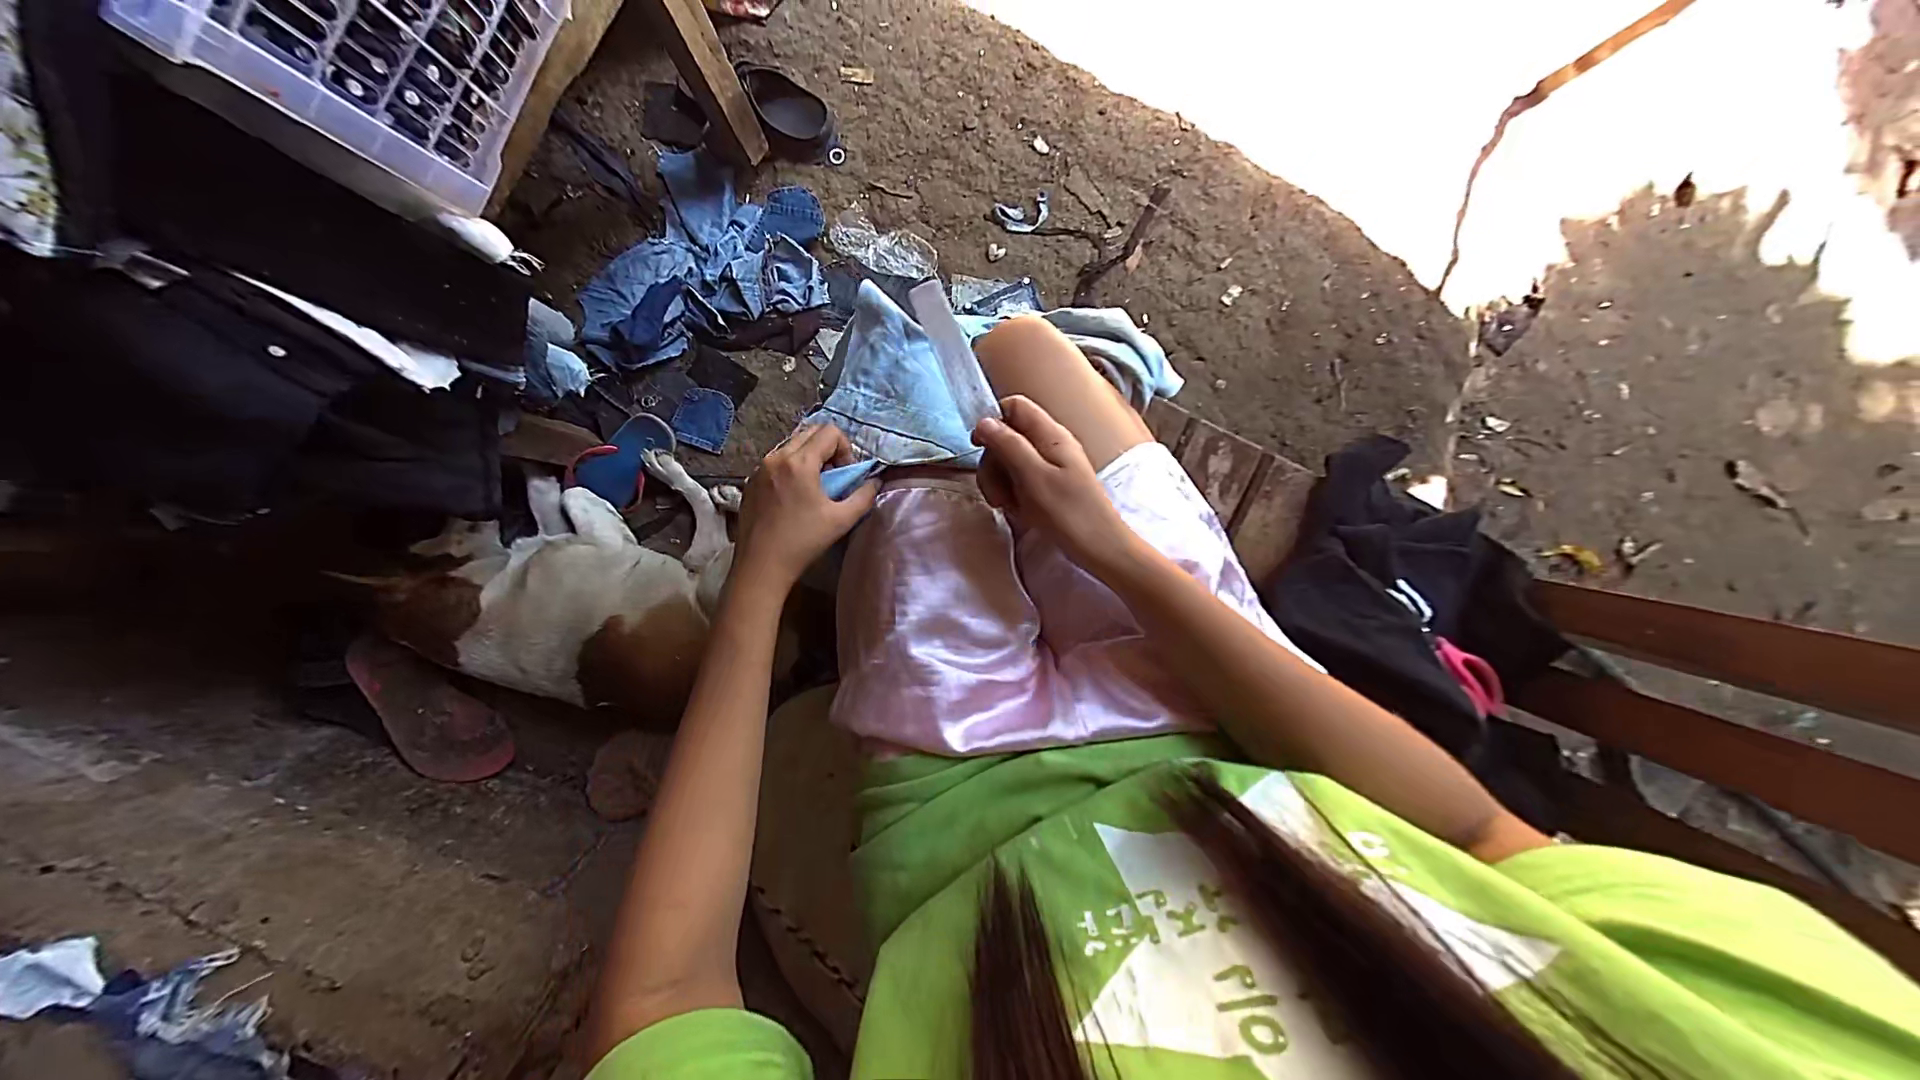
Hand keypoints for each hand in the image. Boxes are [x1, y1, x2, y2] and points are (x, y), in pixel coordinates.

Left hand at [734, 424, 876, 588]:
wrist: (761, 565)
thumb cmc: (803, 542)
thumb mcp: (841, 520)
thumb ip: (864, 497)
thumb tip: (875, 482)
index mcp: (799, 462)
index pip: (830, 432)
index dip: (845, 449)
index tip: (845, 475)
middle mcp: (776, 457)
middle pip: (810, 432)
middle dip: (828, 450)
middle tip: (833, 478)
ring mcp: (760, 468)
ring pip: (791, 445)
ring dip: (809, 457)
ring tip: (814, 487)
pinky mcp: (750, 481)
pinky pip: (776, 461)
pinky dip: (791, 468)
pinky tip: (793, 497)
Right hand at [972, 395, 1139, 575]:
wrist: (1101, 548)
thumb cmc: (1068, 513)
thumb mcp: (1033, 477)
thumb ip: (1008, 445)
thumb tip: (983, 421)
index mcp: (1050, 435)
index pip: (1014, 407)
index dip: (992, 422)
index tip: (979, 447)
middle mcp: (1050, 445)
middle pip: (1007, 437)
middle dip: (993, 462)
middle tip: (997, 492)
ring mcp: (1051, 466)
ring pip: (1010, 461)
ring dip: (1000, 482)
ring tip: (1007, 506)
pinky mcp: (1049, 487)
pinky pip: (1020, 481)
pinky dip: (1012, 494)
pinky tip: (1017, 511)